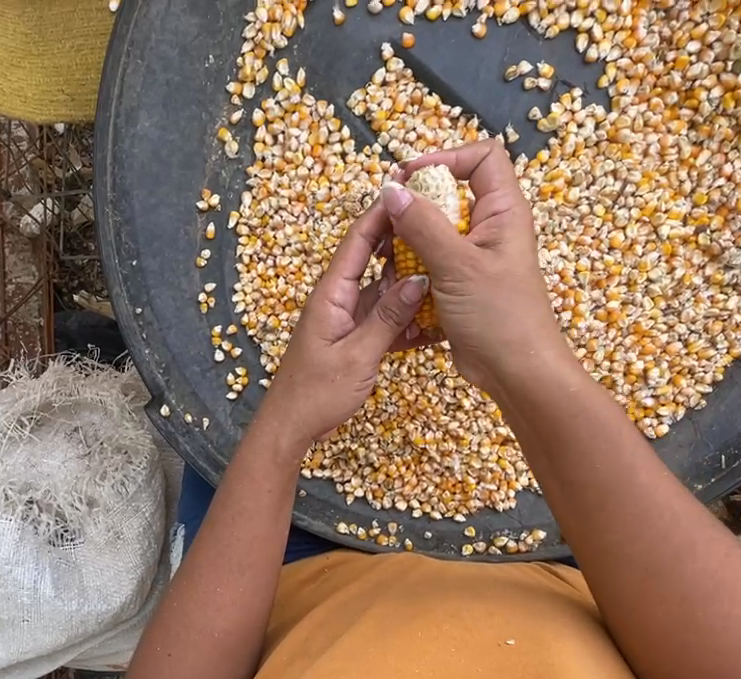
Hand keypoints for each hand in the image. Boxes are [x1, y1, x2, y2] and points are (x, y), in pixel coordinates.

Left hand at [252, 195, 429, 451]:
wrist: (292, 428)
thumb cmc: (315, 394)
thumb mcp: (357, 356)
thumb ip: (388, 317)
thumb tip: (419, 278)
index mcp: (331, 294)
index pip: (358, 240)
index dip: (384, 211)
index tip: (414, 188)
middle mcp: (338, 300)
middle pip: (373, 258)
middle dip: (405, 239)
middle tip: (442, 220)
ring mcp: (346, 320)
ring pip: (384, 289)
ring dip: (412, 281)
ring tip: (448, 264)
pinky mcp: (354, 340)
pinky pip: (384, 318)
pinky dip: (406, 316)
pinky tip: (434, 316)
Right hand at [384, 139, 565, 394]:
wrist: (516, 372)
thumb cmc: (499, 315)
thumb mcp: (458, 266)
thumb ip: (423, 226)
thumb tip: (392, 189)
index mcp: (503, 211)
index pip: (481, 158)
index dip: (445, 158)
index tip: (408, 178)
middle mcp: (490, 230)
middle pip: (449, 197)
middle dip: (415, 208)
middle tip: (386, 223)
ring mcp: (474, 261)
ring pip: (434, 236)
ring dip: (408, 246)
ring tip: (387, 260)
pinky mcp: (459, 289)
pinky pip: (430, 269)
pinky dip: (411, 276)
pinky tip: (396, 288)